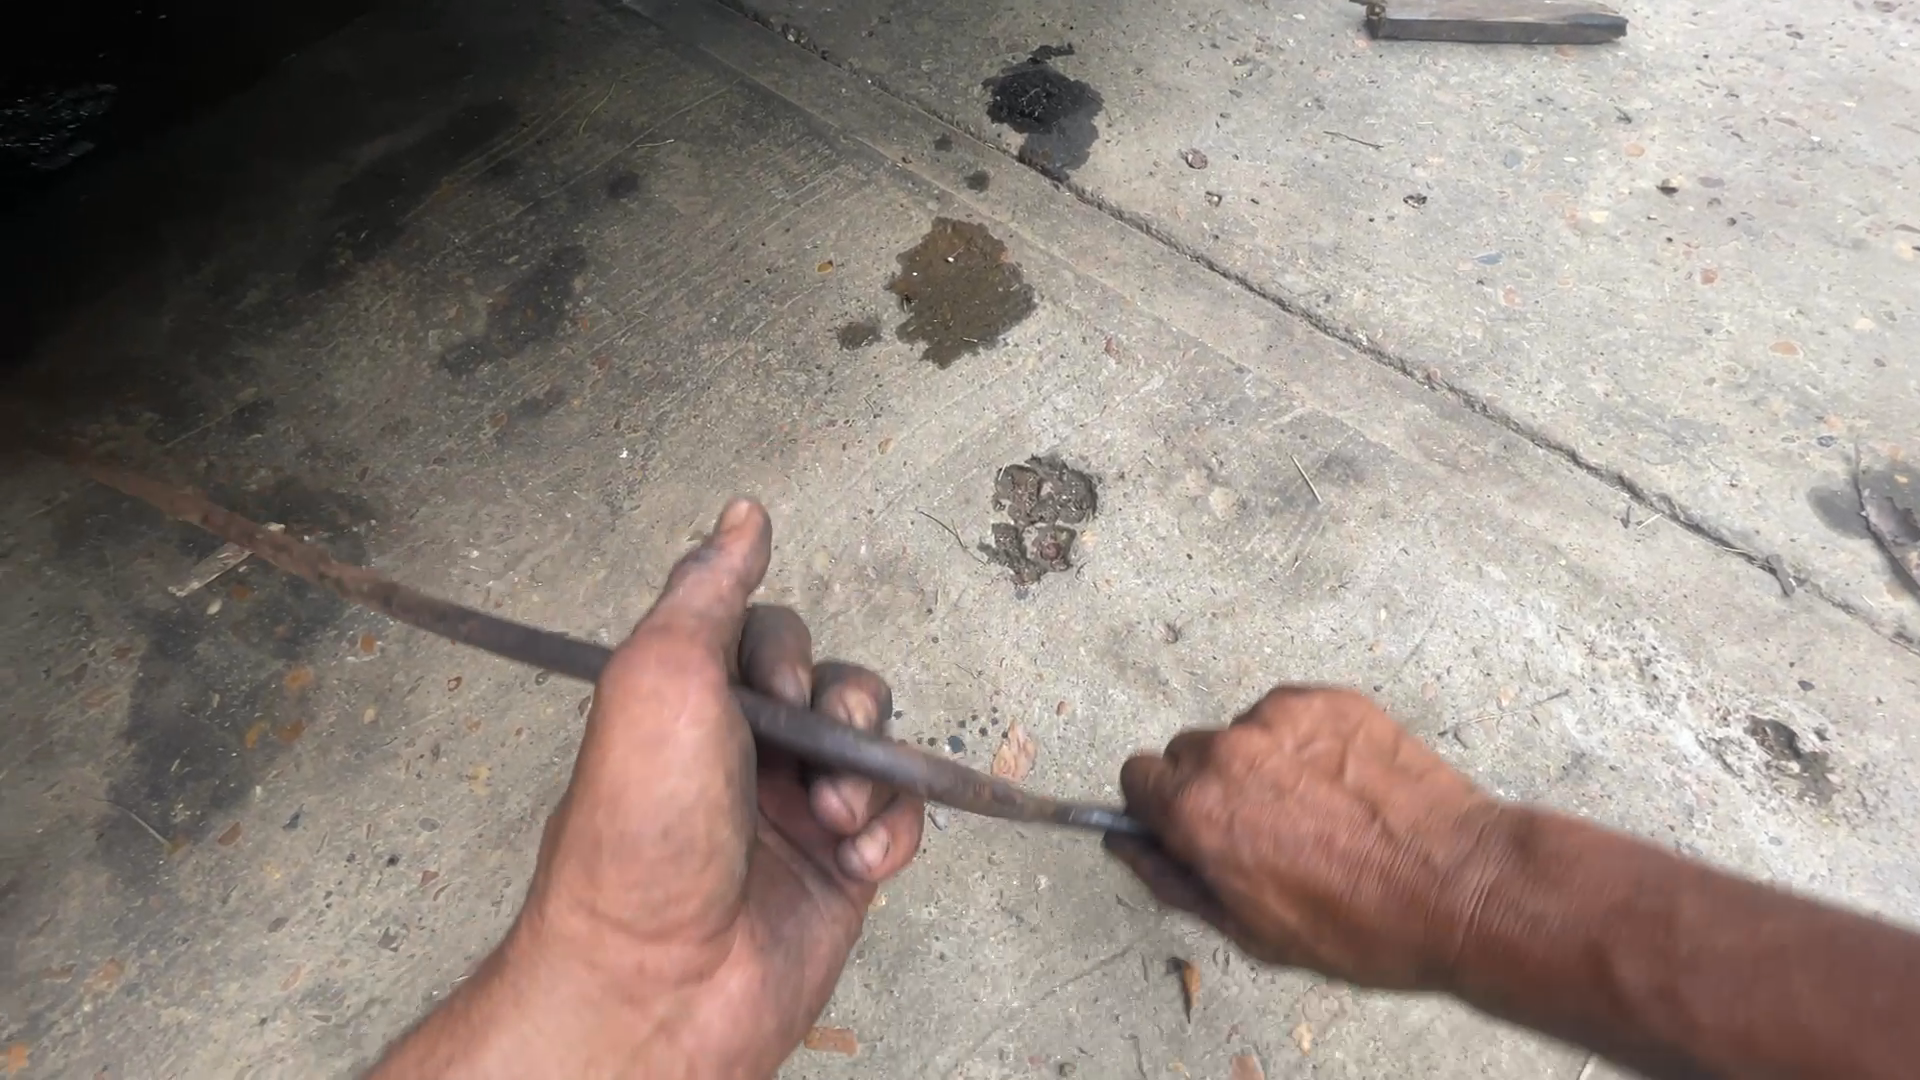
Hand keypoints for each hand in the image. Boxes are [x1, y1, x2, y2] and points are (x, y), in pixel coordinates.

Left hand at [372, 500, 923, 1077]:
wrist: (661, 983)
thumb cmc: (648, 824)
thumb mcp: (663, 679)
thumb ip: (709, 591)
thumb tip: (744, 512)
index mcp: (707, 700)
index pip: (779, 637)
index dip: (788, 655)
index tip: (770, 695)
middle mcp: (757, 746)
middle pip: (842, 687)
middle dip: (846, 714)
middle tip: (823, 751)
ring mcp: (804, 805)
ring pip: (880, 750)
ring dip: (872, 777)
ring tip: (835, 820)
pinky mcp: (844, 861)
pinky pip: (901, 816)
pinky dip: (892, 830)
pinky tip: (857, 858)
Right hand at [1105, 686, 1506, 990]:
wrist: (1464, 886)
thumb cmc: (1358, 925)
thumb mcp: (1250, 930)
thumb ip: (1170, 880)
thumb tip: (1121, 843)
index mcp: (1195, 809)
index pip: (1136, 774)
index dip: (1159, 802)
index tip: (1189, 822)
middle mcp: (1223, 752)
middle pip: (1185, 751)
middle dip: (1208, 782)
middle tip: (1263, 821)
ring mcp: (1274, 718)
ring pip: (1238, 732)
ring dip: (1257, 760)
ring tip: (1317, 804)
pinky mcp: (1320, 699)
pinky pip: (1286, 714)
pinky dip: (1301, 740)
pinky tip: (1342, 780)